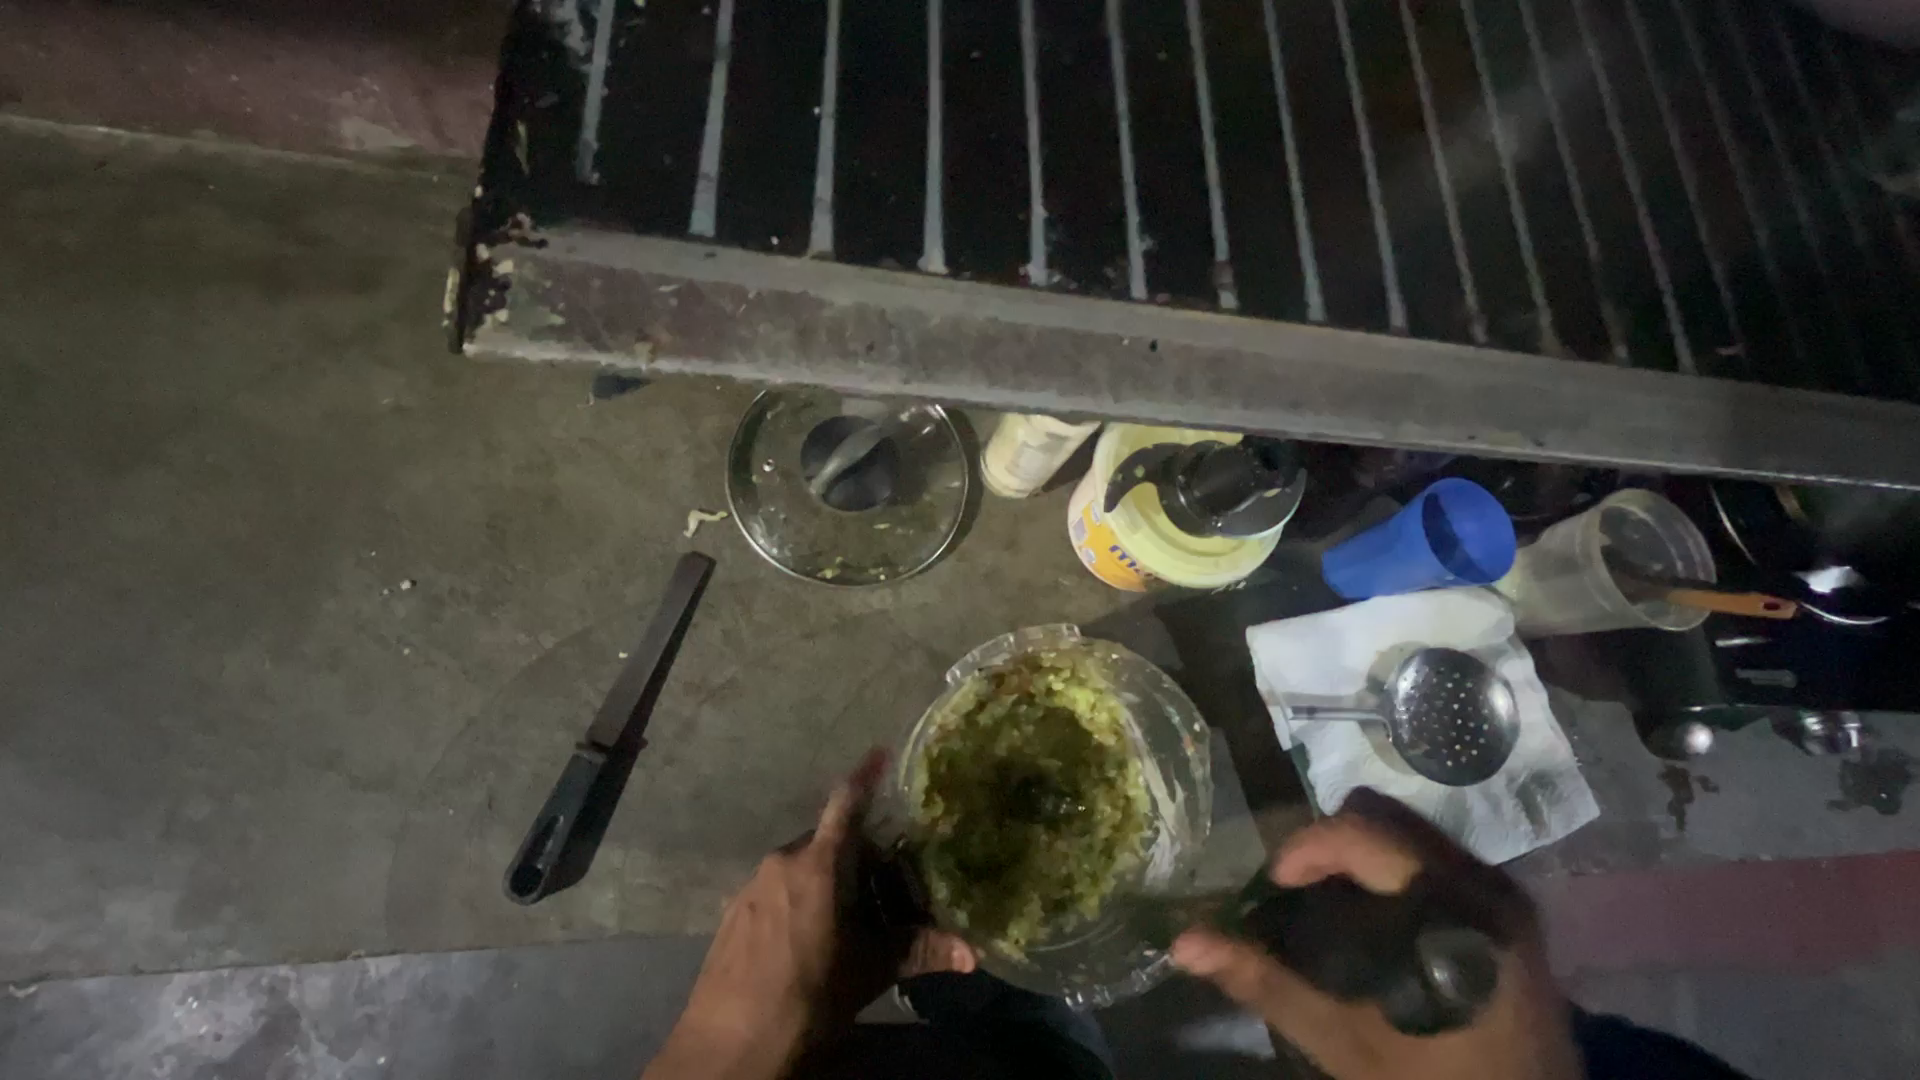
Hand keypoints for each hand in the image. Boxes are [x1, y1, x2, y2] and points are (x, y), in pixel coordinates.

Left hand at [643, 750, 972, 1079]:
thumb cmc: (807, 997)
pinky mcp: (732, 912)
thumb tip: (973, 956)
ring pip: (800, 866)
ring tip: (847, 919)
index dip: (864, 775)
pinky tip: (806, 940)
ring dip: (826, 879)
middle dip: (857, 854)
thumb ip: (919, 952)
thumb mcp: (869, 972)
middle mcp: (783, 861)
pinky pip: (775, 888)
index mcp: (819, 864)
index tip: (879, 751)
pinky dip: (797, 899)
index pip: (846, 803)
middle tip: (883, 885)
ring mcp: (751, 885)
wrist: (727, 1049)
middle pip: (828, 840)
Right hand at [1171, 788, 1580, 1079]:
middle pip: (1379, 815)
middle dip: (1327, 843)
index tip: (1277, 886)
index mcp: (1445, 910)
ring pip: (1404, 826)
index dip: (1304, 848)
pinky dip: (1389, 865)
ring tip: (1335, 903)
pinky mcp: (1512, 905)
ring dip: (1357, 851)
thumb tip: (1182, 943)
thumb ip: (1263, 981)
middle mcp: (1482, 884)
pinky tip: (1378, 917)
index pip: (1359, 834)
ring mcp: (1503, 891)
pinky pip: (1431, 849)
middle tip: (1303, 891)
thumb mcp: (1341, 1042)